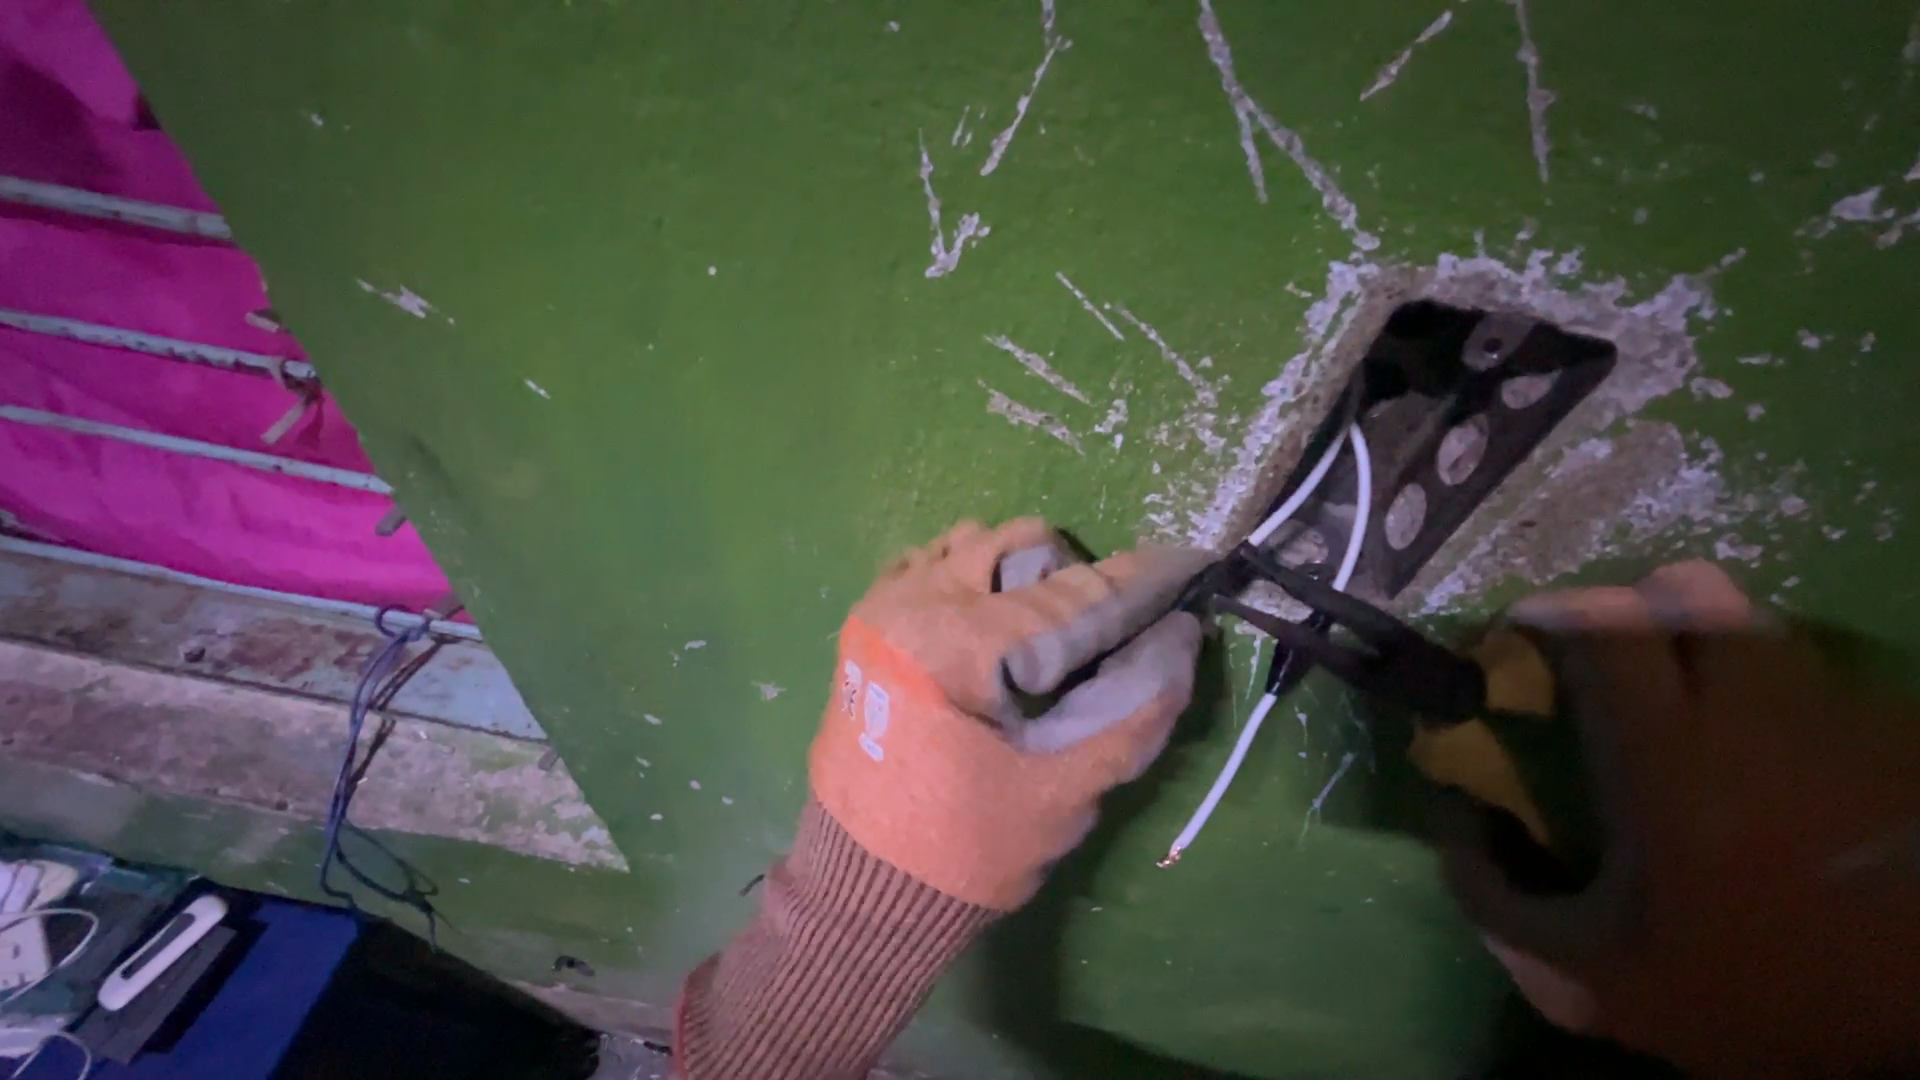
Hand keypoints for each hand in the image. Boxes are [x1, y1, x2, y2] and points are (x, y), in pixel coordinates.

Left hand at [813, 517, 1207, 908]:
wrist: (861, 886)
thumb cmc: (963, 849)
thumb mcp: (1063, 795)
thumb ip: (1132, 714)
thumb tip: (1180, 640)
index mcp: (956, 643)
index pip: (1068, 595)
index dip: (1136, 581)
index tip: (1185, 566)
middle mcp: (911, 603)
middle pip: (1016, 545)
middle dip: (1073, 573)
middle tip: (1102, 622)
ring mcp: (880, 608)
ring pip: (969, 543)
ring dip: (1018, 568)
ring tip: (1043, 625)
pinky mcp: (864, 625)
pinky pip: (926, 564)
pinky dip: (968, 573)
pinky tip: (988, 617)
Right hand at [1434, 562, 1919, 1075]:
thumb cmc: (1750, 994)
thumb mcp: (1590, 977)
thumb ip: (1492, 897)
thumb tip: (1450, 812)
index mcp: (1665, 756)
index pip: (1601, 630)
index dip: (1549, 613)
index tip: (1519, 632)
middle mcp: (1756, 718)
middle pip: (1691, 596)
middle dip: (1632, 601)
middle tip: (1600, 643)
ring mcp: (1845, 727)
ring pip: (1759, 628)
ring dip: (1703, 636)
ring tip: (1677, 681)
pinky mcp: (1908, 751)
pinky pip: (1822, 678)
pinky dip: (1773, 684)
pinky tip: (1758, 735)